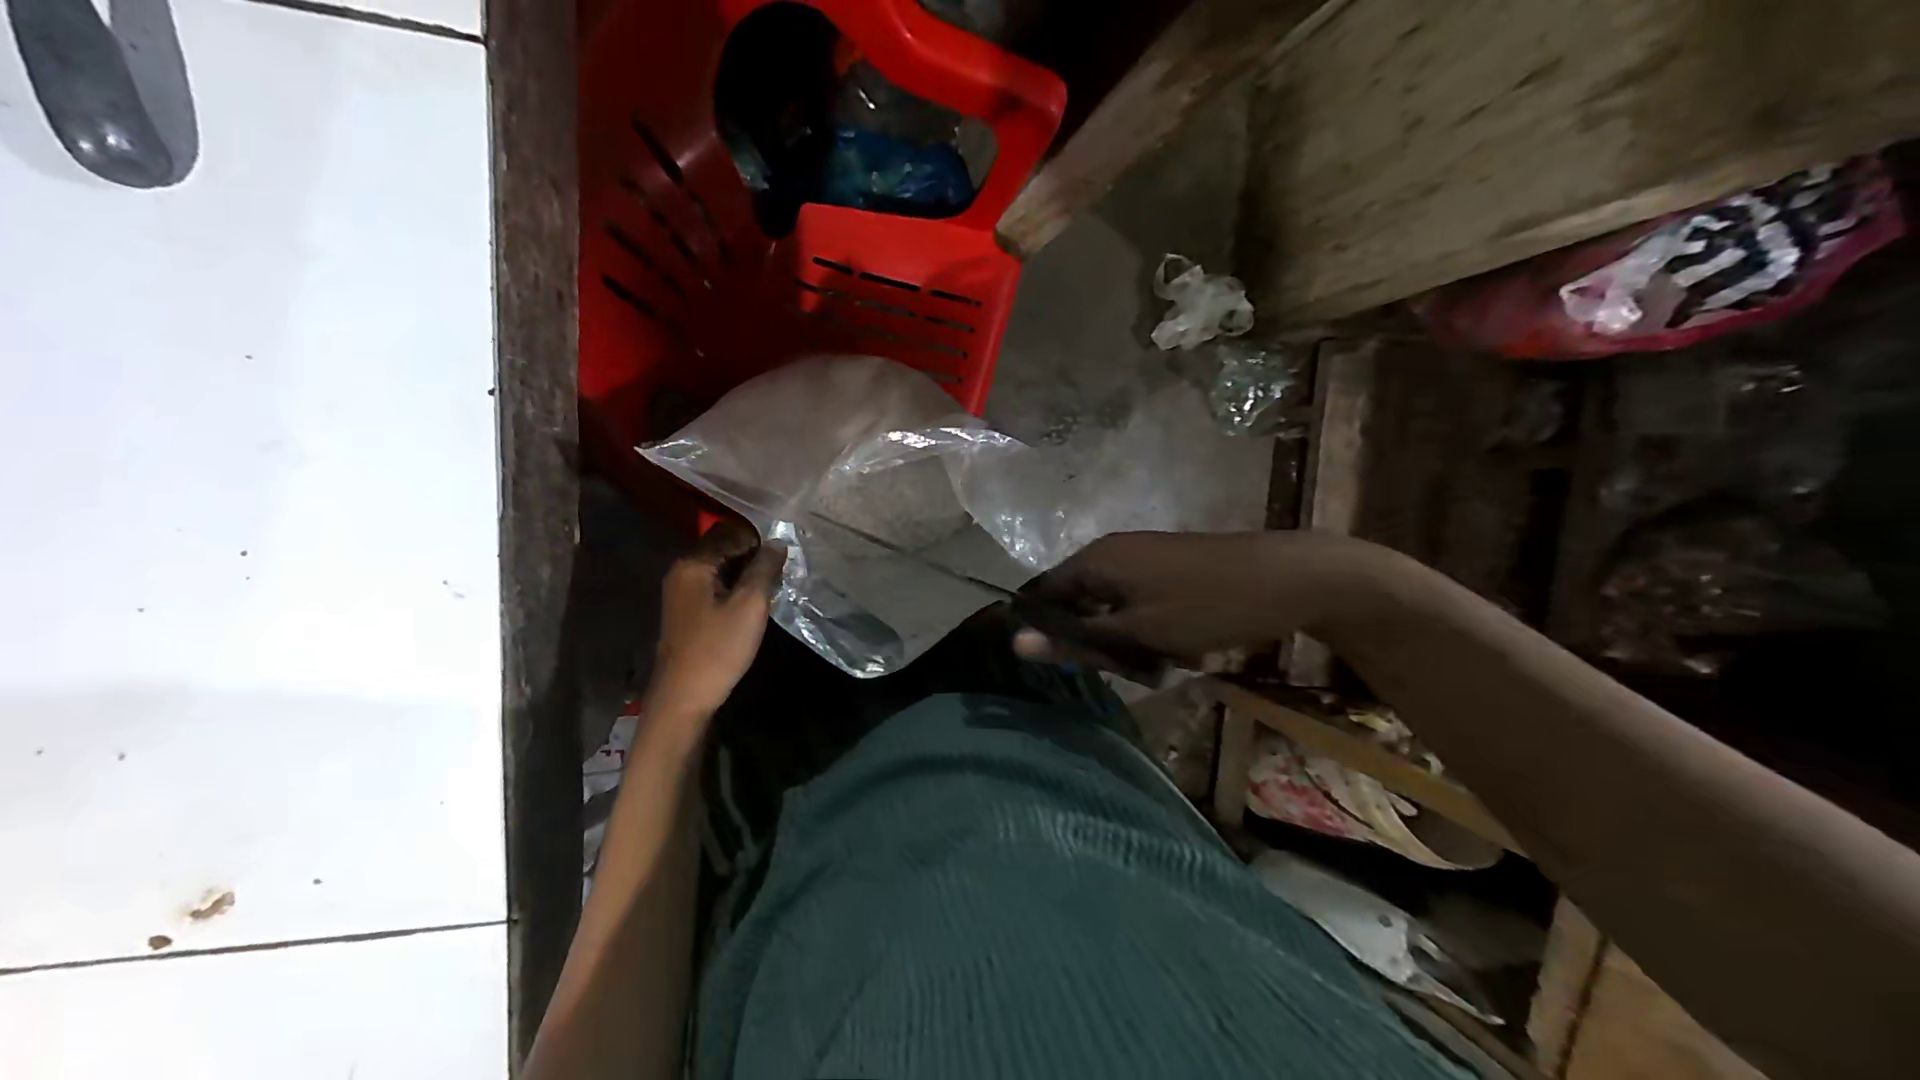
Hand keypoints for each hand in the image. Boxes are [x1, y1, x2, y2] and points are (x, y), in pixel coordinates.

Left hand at [647, 521, 786, 718]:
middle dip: (752, 555)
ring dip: (744, 572)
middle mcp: (681, 571)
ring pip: (719, 567)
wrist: (684, 697)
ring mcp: (680, 592)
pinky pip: (713, 585)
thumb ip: (764, 568)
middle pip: (722, 547)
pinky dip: (733, 587)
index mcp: (693, 564)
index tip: (780, 560)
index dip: (758, 541)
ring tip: (769, 589)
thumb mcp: (750, 605)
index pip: (729, 532)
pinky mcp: (685, 611)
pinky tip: (750, 604)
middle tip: (778, 574)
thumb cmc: (719, 648)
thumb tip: (777, 542)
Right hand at [1012, 531, 1371, 666]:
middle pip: (1077, 604)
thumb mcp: (1136, 632)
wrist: (1288, 579)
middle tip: (1129, 670)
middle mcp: (1111, 553)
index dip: (1042, 631)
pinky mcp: (1168, 569)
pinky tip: (1181, 650)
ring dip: (1126, 642)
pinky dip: (1150, 631)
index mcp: (1094, 560)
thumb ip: (1076, 639)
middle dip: (1095, 642)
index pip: (1041, 595)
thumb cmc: (1204, 606)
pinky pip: (1139, 604)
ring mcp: (1142, 559)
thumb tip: (1014, 642)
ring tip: (1162, 663)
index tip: (1059, 666)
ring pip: (1111, 609)